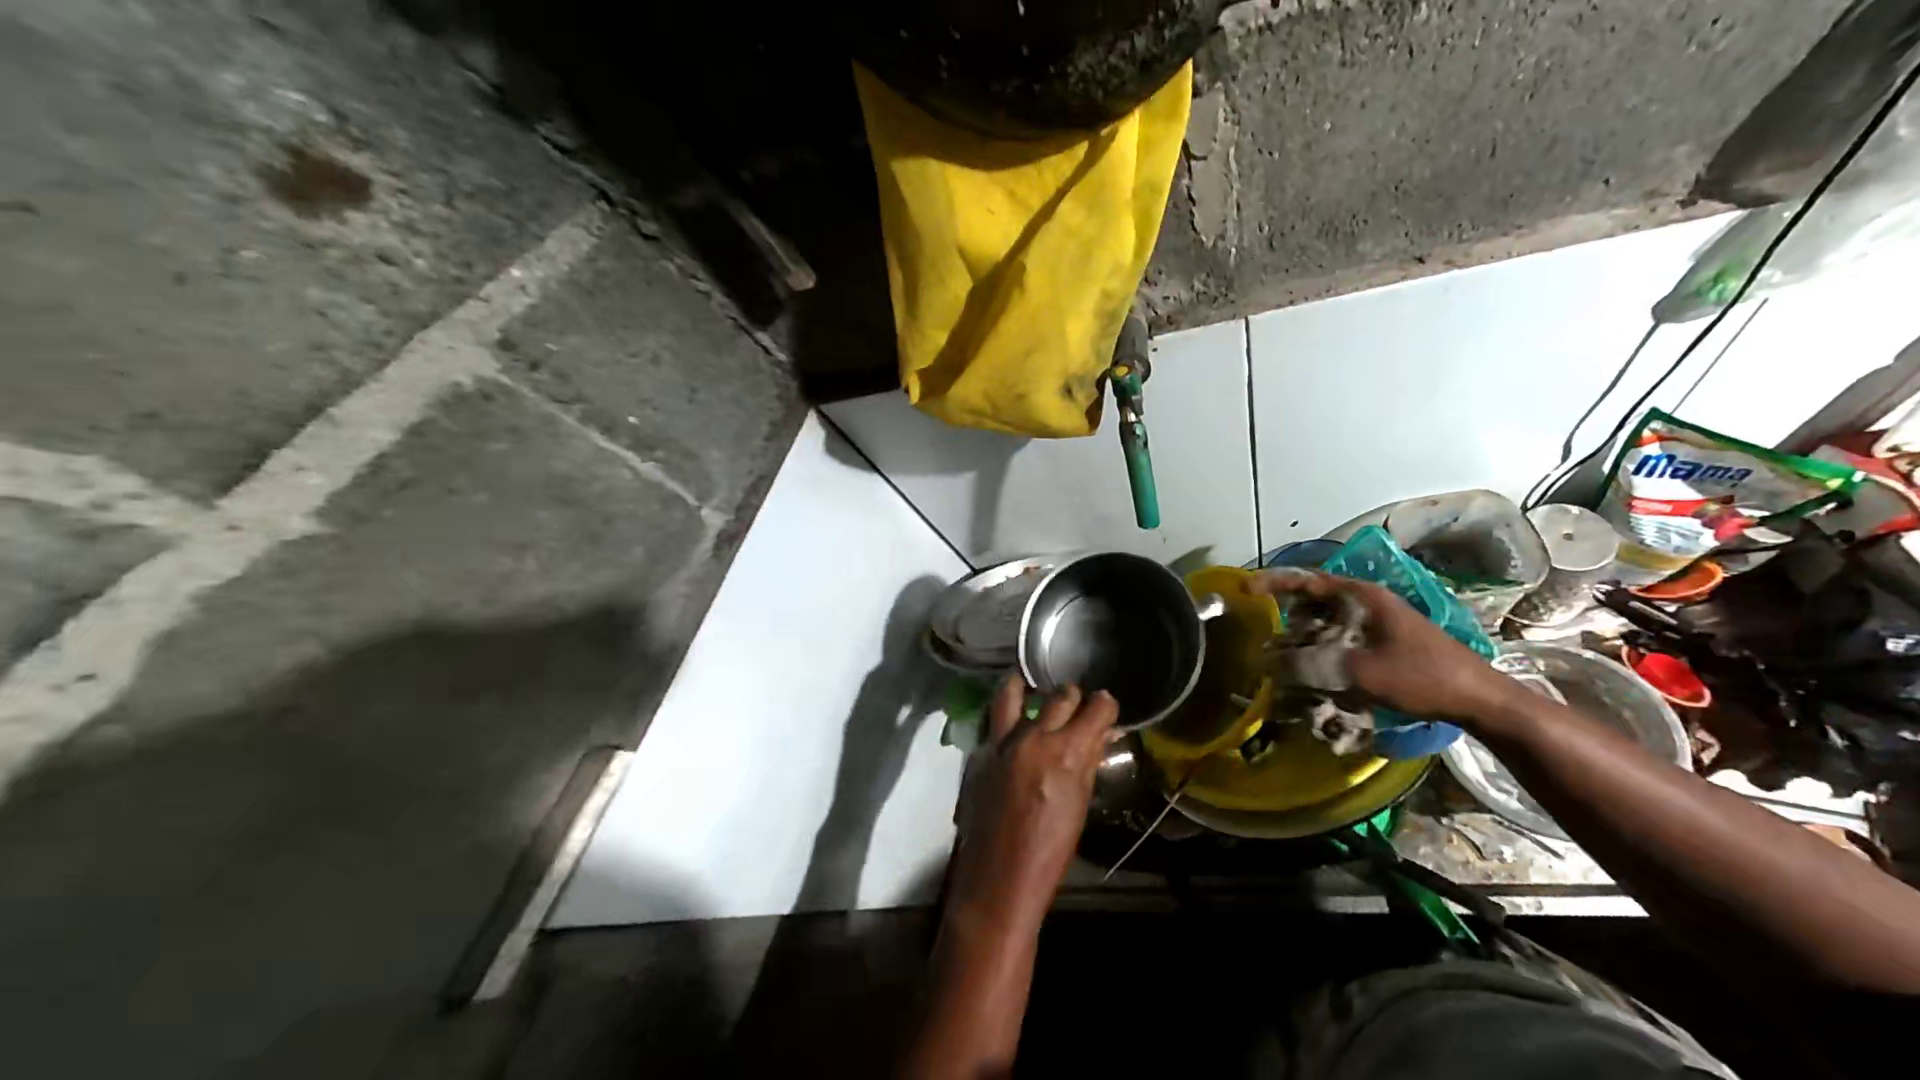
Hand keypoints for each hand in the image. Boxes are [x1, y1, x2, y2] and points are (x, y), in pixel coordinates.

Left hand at [948, 678, 1118, 932]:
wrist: (1000, 874)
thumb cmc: (1051, 849)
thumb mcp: (1081, 803)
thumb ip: (1089, 761)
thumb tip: (1101, 735)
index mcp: (1068, 752)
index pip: (1096, 707)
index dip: (1105, 705)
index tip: (1105, 706)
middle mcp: (1035, 737)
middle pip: (1060, 696)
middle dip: (1073, 697)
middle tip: (1076, 705)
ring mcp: (1003, 741)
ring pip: (1015, 693)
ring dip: (1032, 689)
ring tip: (1037, 689)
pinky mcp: (981, 751)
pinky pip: (996, 719)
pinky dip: (1009, 712)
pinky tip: (1016, 717)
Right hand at [1248, 570, 1513, 721]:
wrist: (1480, 700)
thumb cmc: (1423, 677)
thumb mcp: (1360, 672)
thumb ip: (1311, 664)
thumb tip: (1269, 662)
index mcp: (1363, 597)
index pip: (1308, 580)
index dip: (1274, 582)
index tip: (1245, 588)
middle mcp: (1368, 603)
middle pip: (1315, 600)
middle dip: (1286, 615)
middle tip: (1263, 634)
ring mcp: (1379, 622)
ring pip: (1328, 622)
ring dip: (1304, 637)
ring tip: (1282, 657)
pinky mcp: (1386, 642)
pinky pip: (1342, 639)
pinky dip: (1322, 650)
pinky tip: (1313, 672)